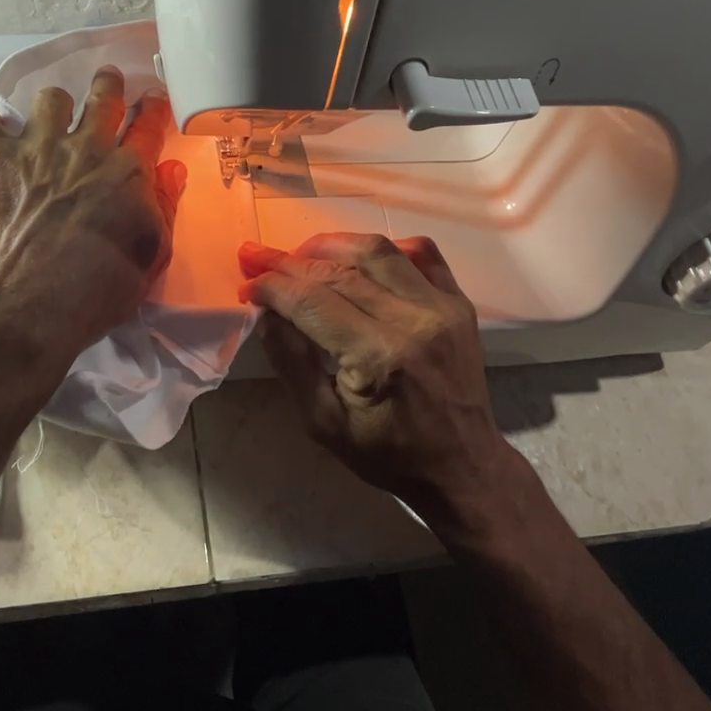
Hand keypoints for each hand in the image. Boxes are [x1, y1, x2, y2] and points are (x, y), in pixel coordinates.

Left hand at [0, 67, 186, 365]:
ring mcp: (37, 147)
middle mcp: (86, 149)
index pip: (148, 127)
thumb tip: (171, 171)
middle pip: (103, 97)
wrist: (27, 306)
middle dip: (108, 86)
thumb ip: (163, 211)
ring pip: (50, 98)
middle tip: (107, 85)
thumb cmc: (95, 295)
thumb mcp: (149, 260)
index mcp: (128, 174)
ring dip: (52, 105)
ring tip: (46, 120)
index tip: (152, 103)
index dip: (153, 110)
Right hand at [238, 233, 519, 513]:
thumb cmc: (388, 454)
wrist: (463, 466)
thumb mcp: (323, 423)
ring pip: (378, 251)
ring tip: (299, 254)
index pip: (312, 301)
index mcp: (379, 356)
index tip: (247, 283)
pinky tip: (357, 258)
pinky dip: (384, 248)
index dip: (273, 287)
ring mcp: (442, 307)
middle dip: (289, 262)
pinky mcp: (459, 303)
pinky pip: (421, 253)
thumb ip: (291, 362)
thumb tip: (265, 313)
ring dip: (331, 245)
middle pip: (340, 270)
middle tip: (256, 257)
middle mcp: (414, 320)